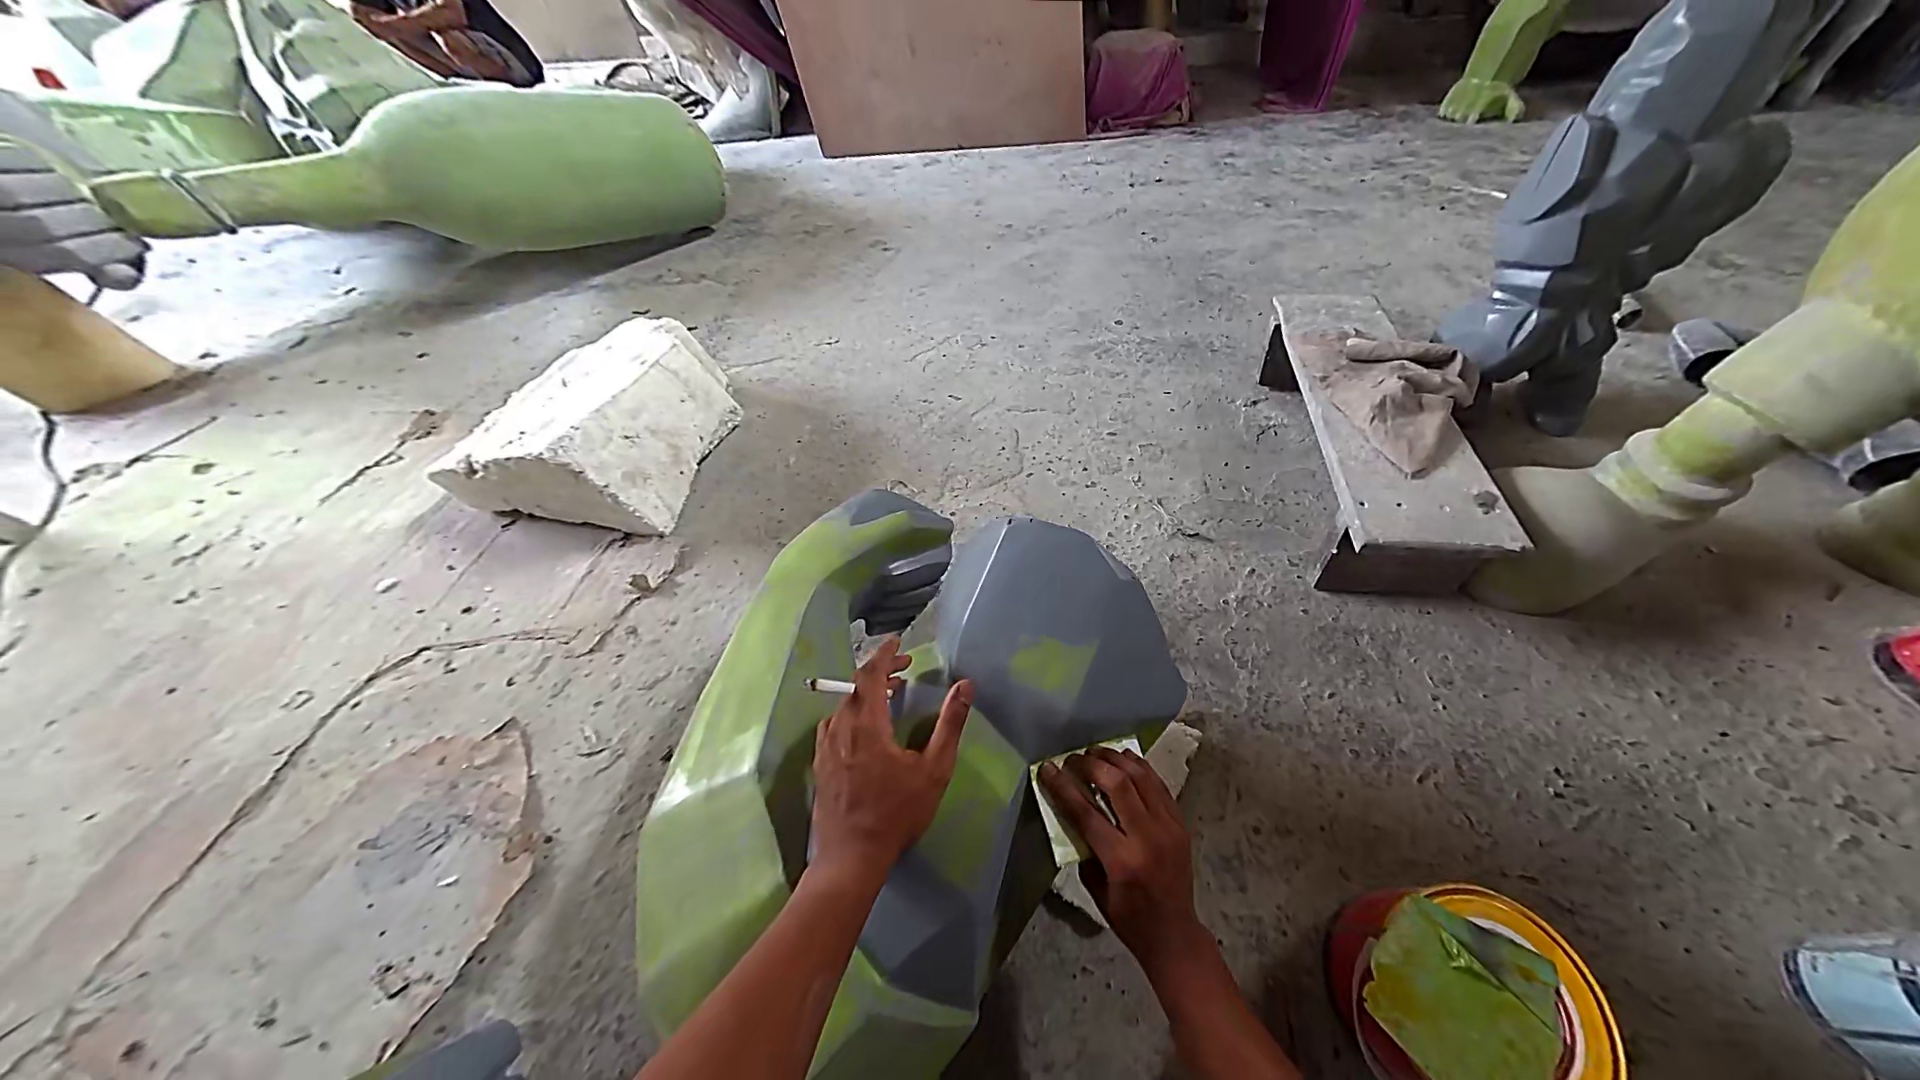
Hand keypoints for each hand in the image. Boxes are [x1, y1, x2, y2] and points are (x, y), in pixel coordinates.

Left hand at [811, 638, 972, 883]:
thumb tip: (966, 686)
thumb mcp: (934, 769)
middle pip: (856, 686)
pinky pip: (835, 723)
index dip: (884, 653)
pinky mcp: (820, 762)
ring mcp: (825, 746)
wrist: (851, 857)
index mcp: (865, 725)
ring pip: (844, 704)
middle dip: (881, 671)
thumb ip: (950, 724)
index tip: (899, 641)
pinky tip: (867, 726)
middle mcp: (839, 728)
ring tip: (891, 694)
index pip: (870, 674)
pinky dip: (853, 711)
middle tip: (905, 669)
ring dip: (867, 692)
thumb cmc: (897, 813)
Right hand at [1039, 746, 1206, 974]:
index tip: (1048, 768)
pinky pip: (1158, 785)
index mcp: (1122, 860)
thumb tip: (1071, 809)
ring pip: (1141, 777)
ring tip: (1096, 751)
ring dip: (1116, 759)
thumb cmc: (1128, 917)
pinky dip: (1140, 767)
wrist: (1175, 934)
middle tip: (1074, 758)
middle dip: (1091, 764)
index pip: (1086, 812)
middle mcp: (1148, 838)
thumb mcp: (1095, 888)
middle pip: (1118, 784)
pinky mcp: (1180, 824)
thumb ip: (1084, 846)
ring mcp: (1169, 828)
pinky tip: (1125, 758)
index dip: (1063, 787)